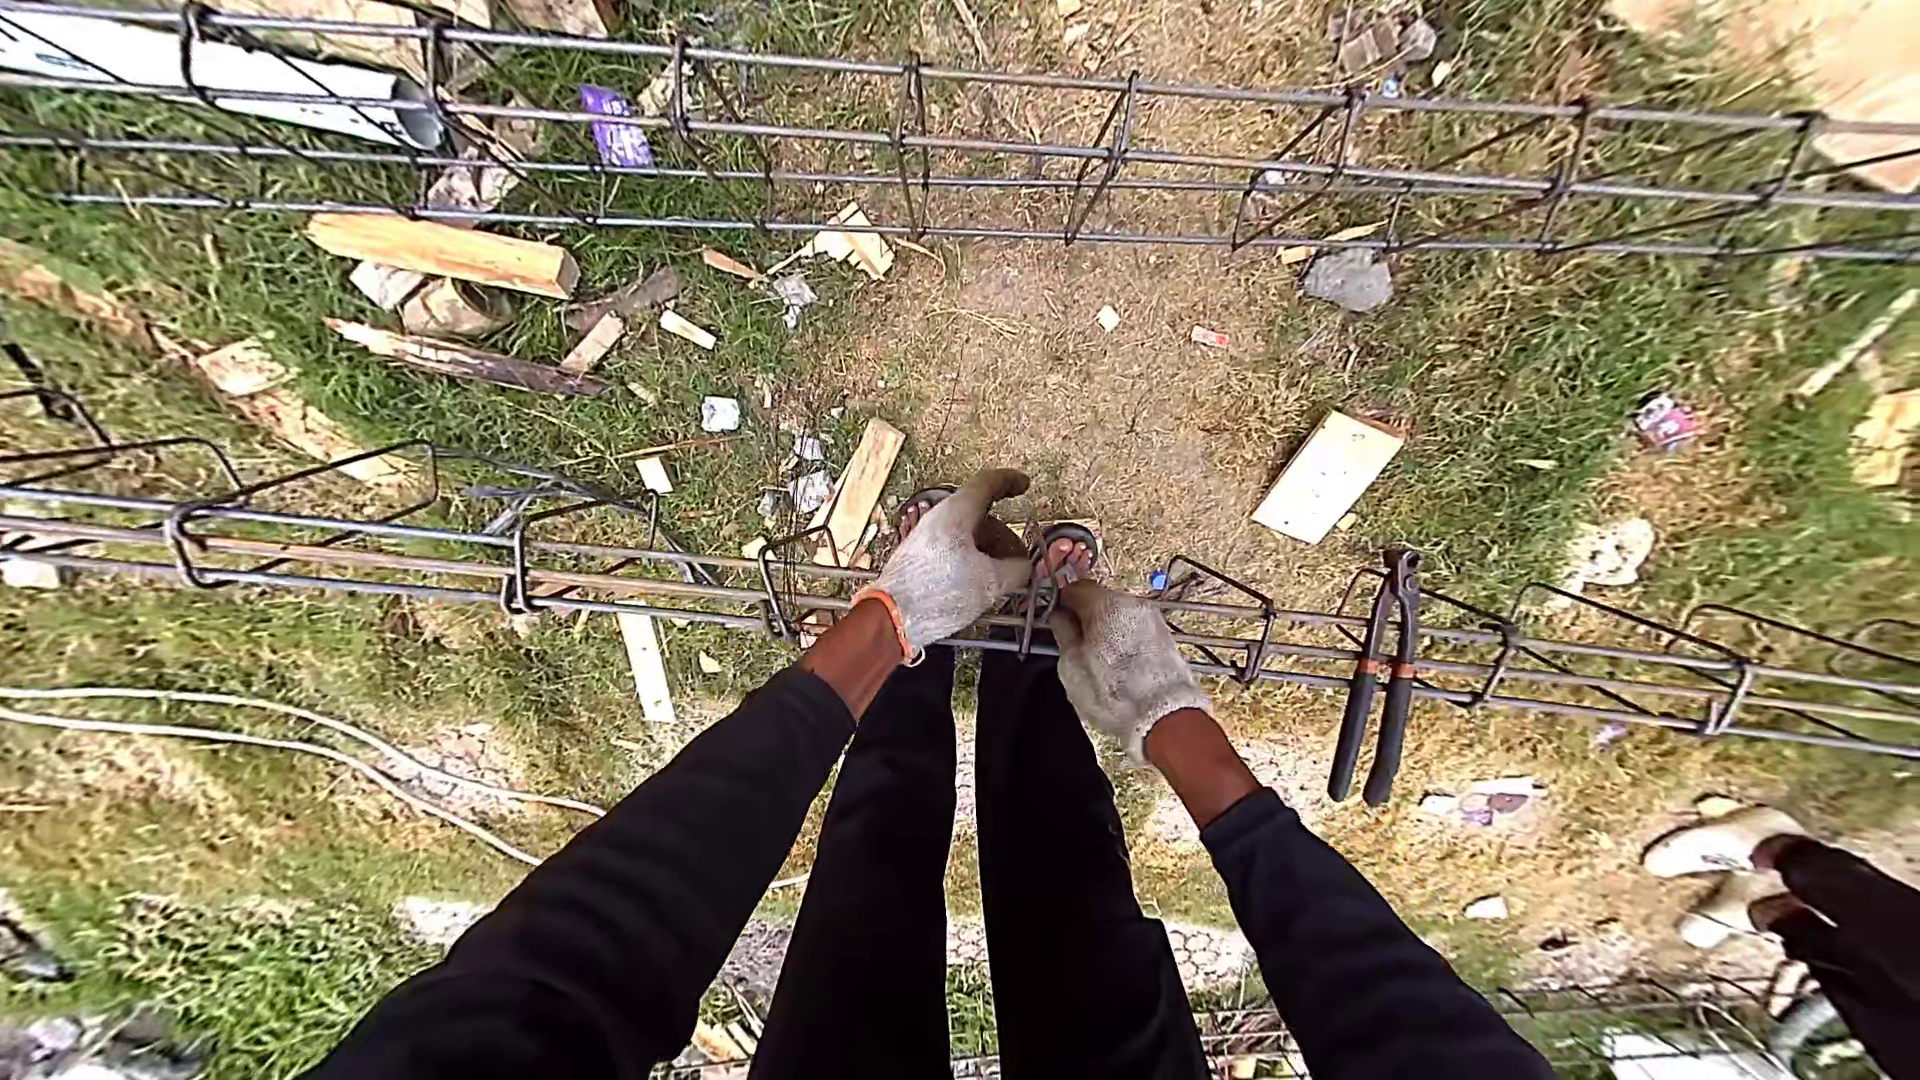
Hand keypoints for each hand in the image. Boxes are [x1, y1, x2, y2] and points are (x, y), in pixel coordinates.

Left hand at [856, 468, 1033, 654]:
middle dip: (1004, 536)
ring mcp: (928, 537)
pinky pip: (955, 550)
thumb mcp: (990, 582)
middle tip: (1018, 561)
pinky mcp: (922, 557)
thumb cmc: (935, 594)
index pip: (987, 483)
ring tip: (1001, 578)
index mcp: (956, 513)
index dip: (1009, 481)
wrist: (894, 617)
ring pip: (969, 535)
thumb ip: (1016, 570)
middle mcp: (940, 519)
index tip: (1023, 484)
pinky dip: (974, 560)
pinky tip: (981, 584)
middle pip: (981, 515)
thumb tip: (1023, 567)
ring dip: (990, 552)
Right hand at [1051, 581, 1211, 764]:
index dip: (1062, 603)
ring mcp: (1151, 618)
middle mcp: (1131, 603)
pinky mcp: (1164, 635)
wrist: (1166, 717)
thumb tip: (1059, 617)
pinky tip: (1119, 664)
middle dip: (1085, 617)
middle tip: (1076, 645)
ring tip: (1099, 659)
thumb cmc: (1113, 692)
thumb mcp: (1072, 665)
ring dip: (1105, 628)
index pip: (1075, 587)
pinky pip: (1133, 628)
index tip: (1058, 621)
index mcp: (1105, 604)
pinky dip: (1122, 638)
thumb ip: (1063, 632)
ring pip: (1117, 615)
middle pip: (1099, 599)